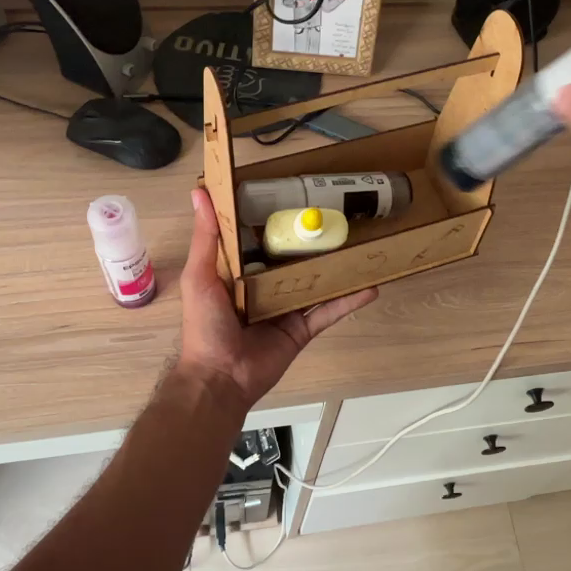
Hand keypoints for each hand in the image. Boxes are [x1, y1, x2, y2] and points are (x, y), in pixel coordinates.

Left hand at [176, 188, 375, 406]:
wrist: (220, 378)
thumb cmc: (205, 325)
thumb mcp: (200, 276)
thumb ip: (206, 237)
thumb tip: (199, 192)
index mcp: (238, 273)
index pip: (259, 239)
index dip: (274, 219)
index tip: (294, 192)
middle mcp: (263, 287)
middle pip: (292, 259)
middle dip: (312, 241)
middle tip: (339, 215)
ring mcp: (285, 308)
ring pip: (315, 282)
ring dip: (336, 267)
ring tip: (362, 245)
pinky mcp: (302, 329)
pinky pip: (329, 311)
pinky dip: (349, 300)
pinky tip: (371, 287)